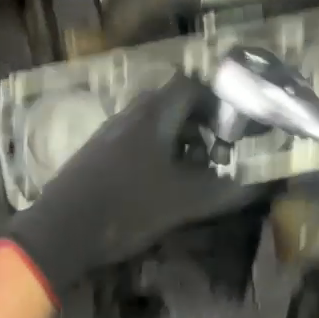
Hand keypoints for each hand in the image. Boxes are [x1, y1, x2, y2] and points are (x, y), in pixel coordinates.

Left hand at [3, 74, 257, 298]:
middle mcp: (128, 116)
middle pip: (169, 106)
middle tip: (213, 156)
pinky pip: (131, 146)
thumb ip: (220, 192)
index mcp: (153, 115)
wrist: (61, 230)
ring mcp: (106, 136)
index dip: (215, 103)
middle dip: (196, 127)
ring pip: (149, 128)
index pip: (190, 86)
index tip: (230, 130)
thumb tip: (257, 186)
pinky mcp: (92, 158)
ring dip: (173, 145)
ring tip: (187, 177)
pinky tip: (153, 191)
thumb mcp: (182, 203)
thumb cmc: (127, 209)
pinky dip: (150, 159)